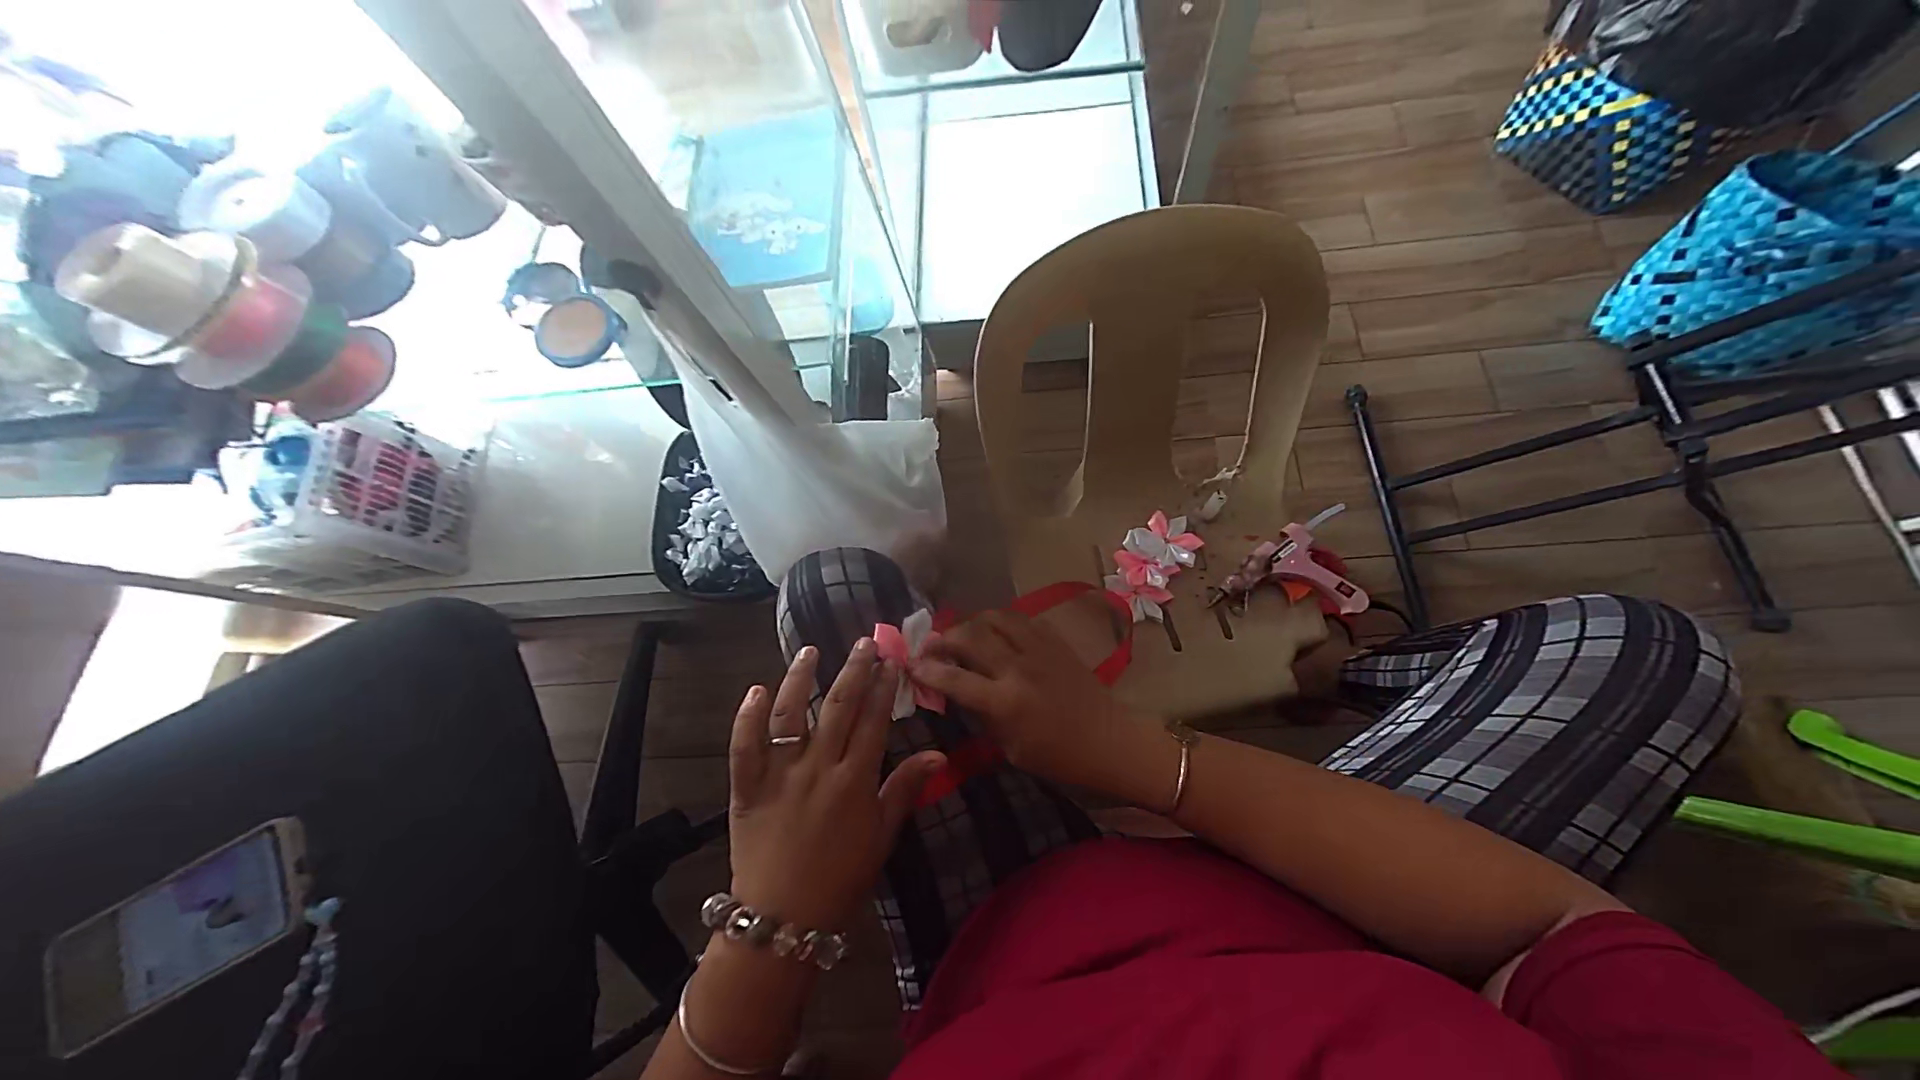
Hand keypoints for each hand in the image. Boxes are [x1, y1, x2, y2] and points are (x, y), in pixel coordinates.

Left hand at [727, 640, 945, 931]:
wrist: (783, 918)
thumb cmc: (840, 877)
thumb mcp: (882, 835)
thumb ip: (906, 789)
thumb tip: (939, 753)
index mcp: (854, 780)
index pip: (874, 720)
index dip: (884, 687)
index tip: (892, 660)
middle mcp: (818, 768)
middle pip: (837, 707)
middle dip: (854, 670)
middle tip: (863, 642)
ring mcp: (779, 774)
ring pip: (789, 715)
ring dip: (800, 680)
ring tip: (810, 652)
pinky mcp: (746, 787)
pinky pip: (743, 745)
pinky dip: (747, 716)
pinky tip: (756, 690)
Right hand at [910, 611, 1173, 804]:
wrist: (1110, 742)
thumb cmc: (1058, 757)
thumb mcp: (1010, 748)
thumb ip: (981, 715)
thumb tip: (956, 691)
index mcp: (1005, 703)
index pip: (954, 678)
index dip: (926, 670)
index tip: (910, 665)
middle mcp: (1019, 668)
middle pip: (969, 636)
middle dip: (943, 638)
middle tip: (933, 646)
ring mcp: (1039, 649)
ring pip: (994, 617)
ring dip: (972, 622)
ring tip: (963, 634)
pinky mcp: (1056, 641)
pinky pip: (1021, 619)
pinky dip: (1002, 623)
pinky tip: (997, 634)